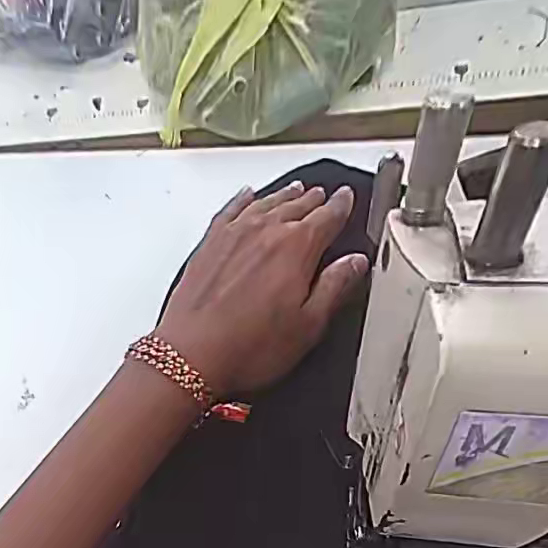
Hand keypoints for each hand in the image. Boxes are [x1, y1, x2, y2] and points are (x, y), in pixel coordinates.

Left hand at [152, 181, 369, 396]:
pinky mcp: (209, 244)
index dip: (341, 207)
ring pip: (266, 203)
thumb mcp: (307, 326)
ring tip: (296, 192)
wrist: (192, 355)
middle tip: (326, 197)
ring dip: (285, 196)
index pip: (328, 217)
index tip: (347, 199)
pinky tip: (248, 198)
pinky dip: (244, 200)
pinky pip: (231, 209)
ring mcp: (234, 234)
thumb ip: (334, 288)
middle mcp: (265, 232)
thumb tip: (355, 263)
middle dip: (315, 200)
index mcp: (296, 249)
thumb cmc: (248, 347)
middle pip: (297, 206)